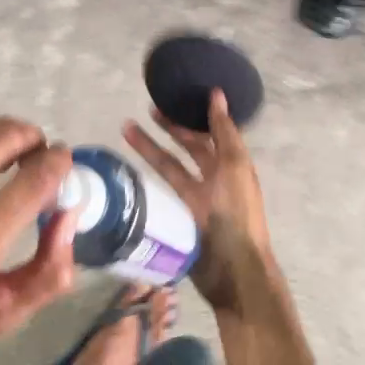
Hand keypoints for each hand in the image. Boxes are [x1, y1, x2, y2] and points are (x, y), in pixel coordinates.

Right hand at [123, 90, 272, 315]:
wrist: (232, 271)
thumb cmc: (238, 213)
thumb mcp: (234, 166)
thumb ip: (224, 131)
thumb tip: (217, 93)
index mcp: (231, 163)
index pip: (212, 130)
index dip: (197, 112)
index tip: (179, 94)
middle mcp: (214, 178)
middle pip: (189, 146)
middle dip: (170, 127)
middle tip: (148, 108)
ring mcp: (195, 199)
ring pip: (170, 166)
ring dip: (149, 148)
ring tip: (126, 128)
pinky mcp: (178, 217)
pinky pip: (161, 192)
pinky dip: (146, 179)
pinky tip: (129, 167)